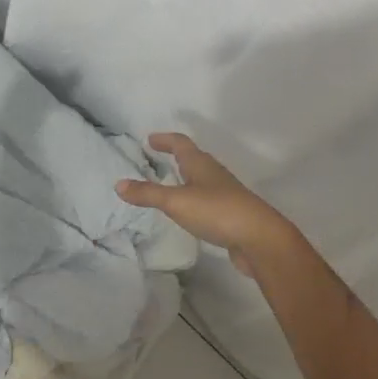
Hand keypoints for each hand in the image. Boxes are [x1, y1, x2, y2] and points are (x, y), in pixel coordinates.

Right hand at [116, 132, 296, 275]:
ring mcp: (225, 193)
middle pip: (193, 158)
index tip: (150, 139)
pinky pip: (207, 199)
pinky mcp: (231, 214)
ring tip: (170, 183)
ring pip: (201, 179)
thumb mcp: (176, 202)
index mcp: (200, 163)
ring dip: (186, 177)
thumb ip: (147, 194)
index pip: (180, 143)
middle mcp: (213, 173)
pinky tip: (190, 212)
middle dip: (175, 156)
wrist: (260, 239)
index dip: (164, 139)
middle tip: (157, 157)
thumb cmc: (217, 211)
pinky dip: (194, 198)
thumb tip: (118, 184)